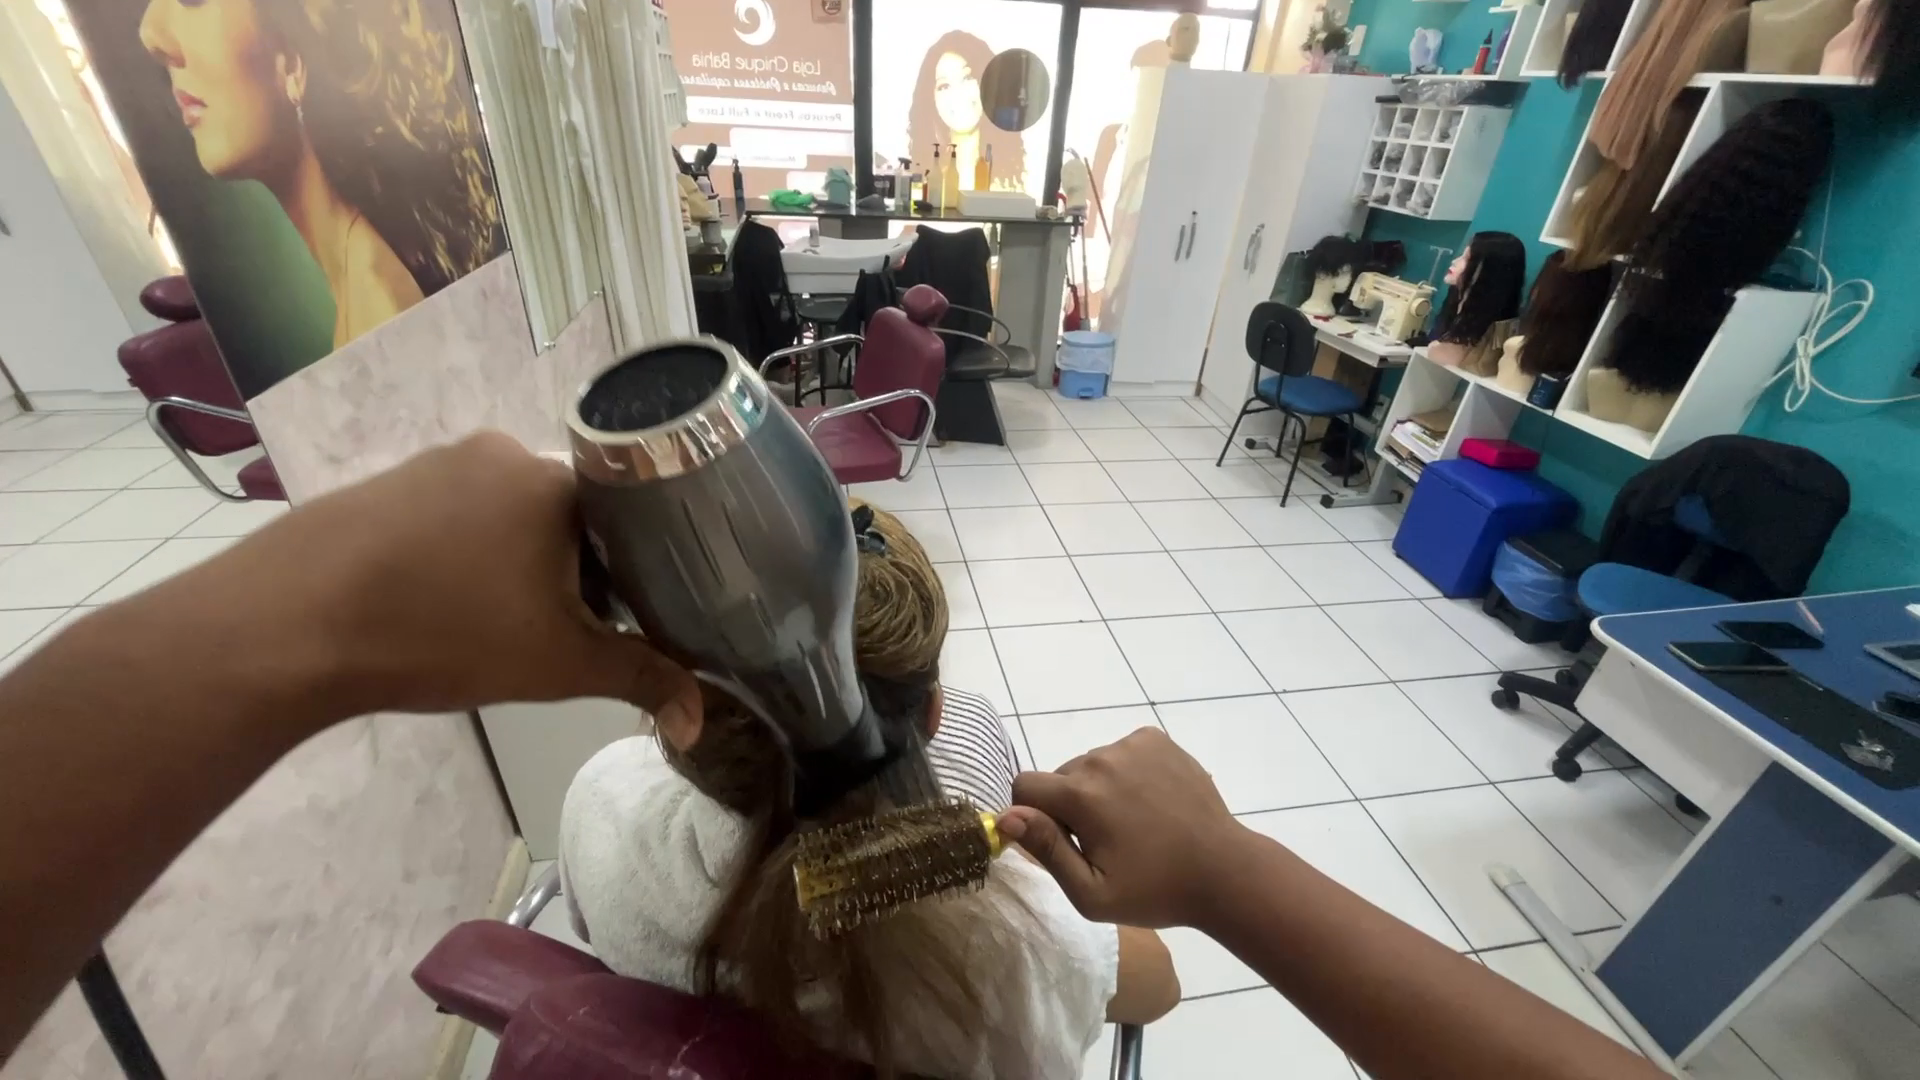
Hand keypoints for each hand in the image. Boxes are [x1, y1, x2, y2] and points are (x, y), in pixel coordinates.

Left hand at [164, 432, 699, 727]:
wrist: (279, 631)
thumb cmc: (444, 635)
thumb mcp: (561, 664)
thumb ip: (642, 680)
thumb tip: (699, 726)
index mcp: (557, 480)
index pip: (631, 512)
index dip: (635, 563)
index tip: (623, 607)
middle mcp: (503, 451)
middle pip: (573, 508)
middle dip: (578, 561)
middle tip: (565, 617)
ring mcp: (437, 459)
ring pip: (515, 506)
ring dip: (523, 552)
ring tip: (503, 609)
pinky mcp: (386, 479)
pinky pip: (458, 505)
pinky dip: (470, 544)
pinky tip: (445, 593)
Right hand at [998, 727, 1249, 928]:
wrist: (1225, 871)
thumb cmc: (1155, 891)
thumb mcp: (1092, 892)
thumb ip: (1046, 850)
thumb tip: (1006, 817)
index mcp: (1081, 795)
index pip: (1024, 787)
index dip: (1033, 816)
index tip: (1061, 840)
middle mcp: (1100, 758)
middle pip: (1060, 777)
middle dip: (1070, 805)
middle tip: (1106, 840)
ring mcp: (1130, 744)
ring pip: (1090, 764)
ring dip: (1099, 789)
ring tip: (1134, 823)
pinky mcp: (1154, 738)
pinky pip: (1120, 752)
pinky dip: (1125, 772)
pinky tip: (1150, 801)